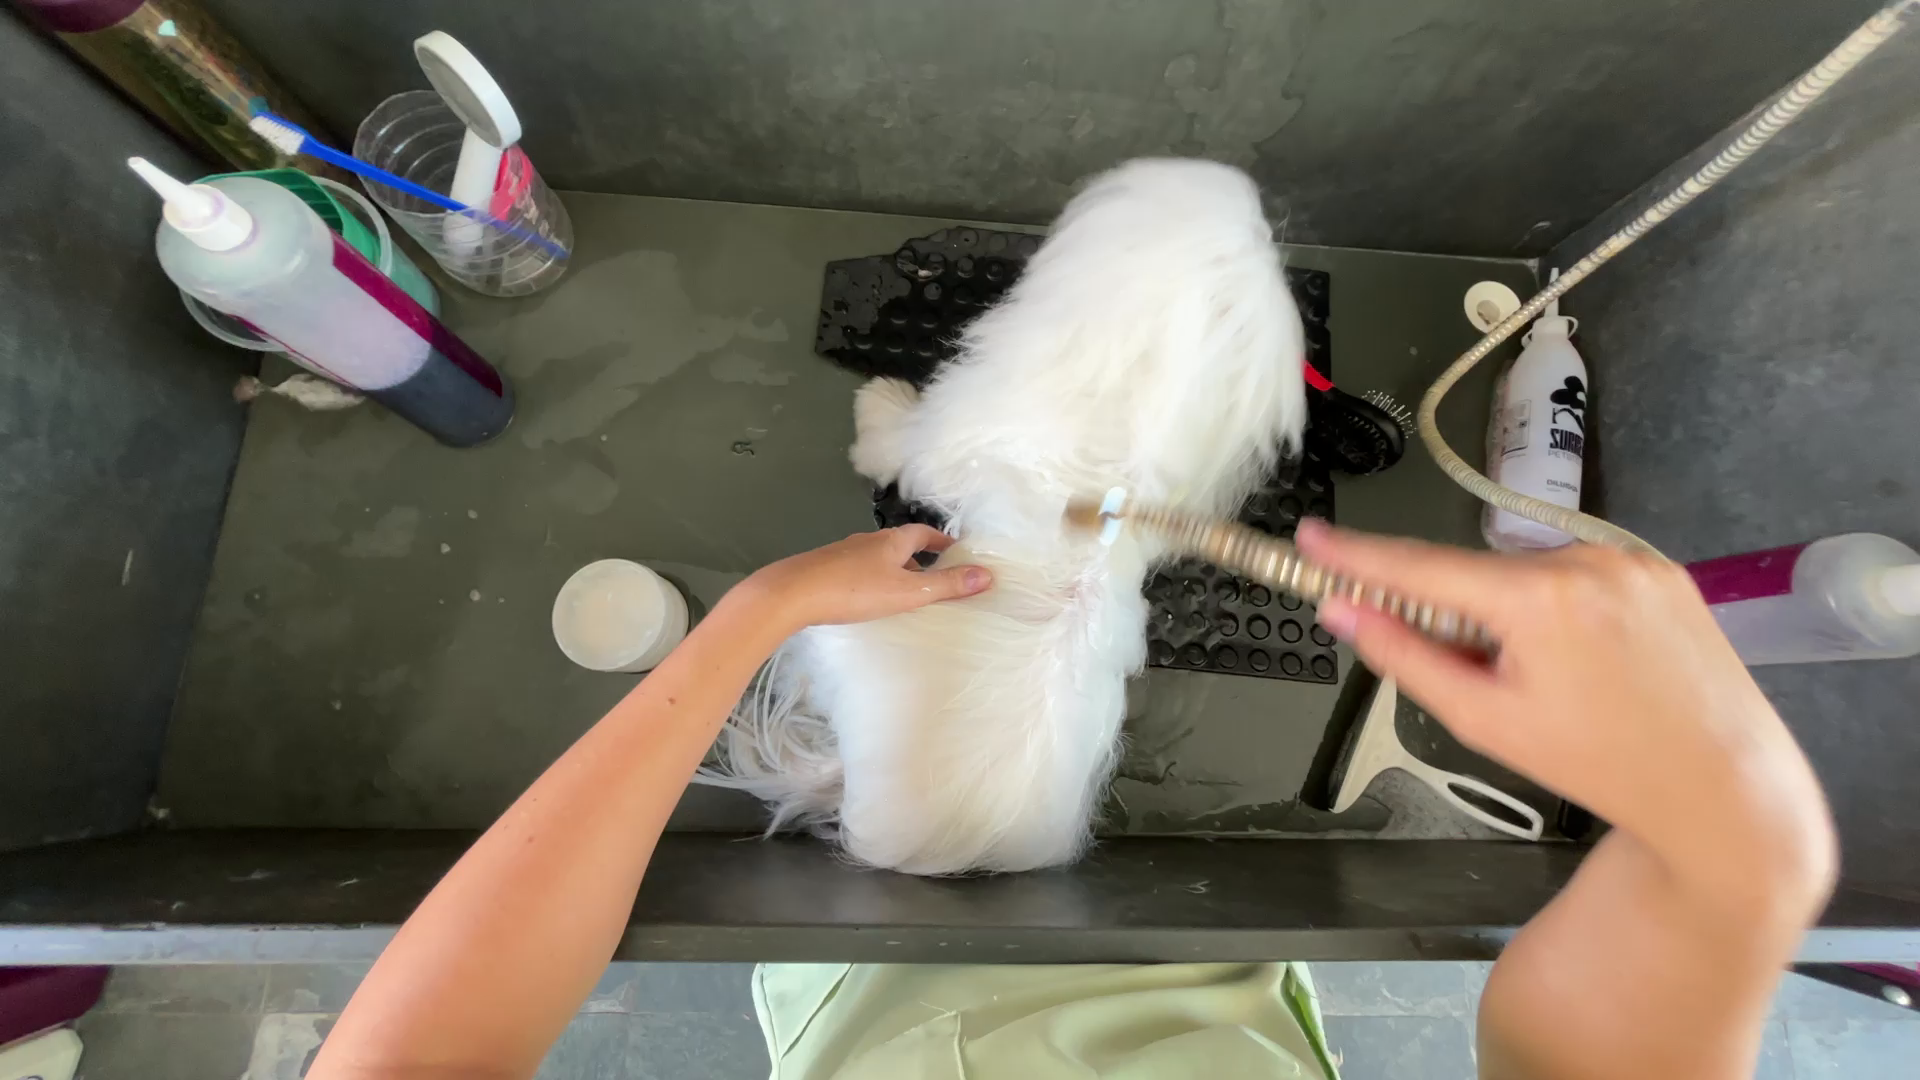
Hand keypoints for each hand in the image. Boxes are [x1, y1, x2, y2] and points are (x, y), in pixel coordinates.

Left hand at [744, 525, 991, 631]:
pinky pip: (858, 570)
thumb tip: (986, 575)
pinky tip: (868, 600)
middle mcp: (868, 541)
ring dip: (895, 570)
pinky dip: (872, 580)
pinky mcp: (825, 569)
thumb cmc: (855, 590)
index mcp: (892, 541)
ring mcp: (843, 554)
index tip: (957, 552)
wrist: (792, 593)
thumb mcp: (907, 592)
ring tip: (905, 593)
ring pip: (878, 558)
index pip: (924, 533)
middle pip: (900, 544)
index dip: (942, 542)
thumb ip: (945, 585)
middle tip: (935, 577)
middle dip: (919, 558)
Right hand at [1298, 520, 1833, 902]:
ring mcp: (1627, 558)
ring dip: (1494, 609)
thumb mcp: (1480, 717)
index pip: (1417, 566)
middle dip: (1445, 610)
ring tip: (1532, 673)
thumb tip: (1339, 609)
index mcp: (1539, 599)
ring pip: (1513, 573)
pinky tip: (1570, 653)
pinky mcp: (1655, 566)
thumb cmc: (1593, 762)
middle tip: (1466, 669)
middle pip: (1467, 572)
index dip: (1353, 553)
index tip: (1307, 535)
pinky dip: (1538, 602)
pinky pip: (1560, 572)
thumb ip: (1401, 654)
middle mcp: (1585, 559)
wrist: (1729, 789)